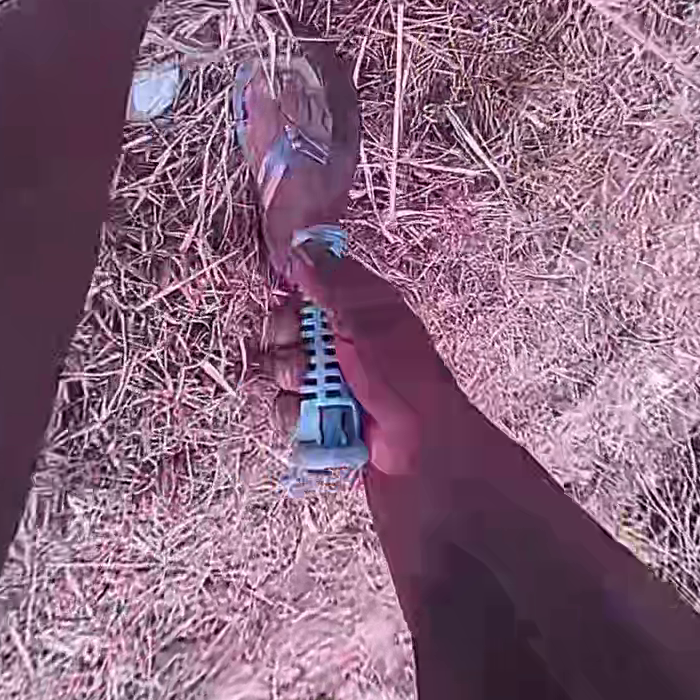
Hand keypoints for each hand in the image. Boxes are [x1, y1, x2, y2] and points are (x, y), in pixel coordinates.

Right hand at [262, 250, 477, 477]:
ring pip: (280, 369)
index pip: (307, 291)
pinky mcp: (318, 414)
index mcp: (355, 310)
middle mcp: (338, 342)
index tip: (291, 308)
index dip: (292, 299)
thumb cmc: (404, 378)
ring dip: (290, 380)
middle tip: (305, 356)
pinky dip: (293, 413)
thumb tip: (301, 250)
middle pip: (285, 330)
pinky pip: (285, 406)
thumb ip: (332, 284)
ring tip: (312, 389)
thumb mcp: (369, 321)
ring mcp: (328, 379)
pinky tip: (311, 415)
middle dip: (286, 344)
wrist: (419, 449)